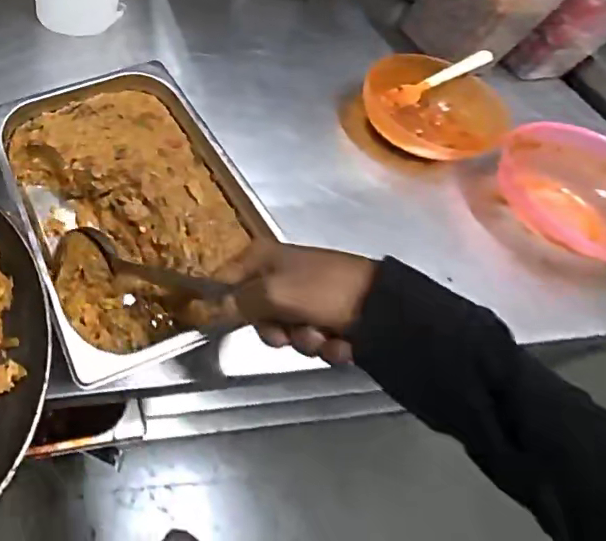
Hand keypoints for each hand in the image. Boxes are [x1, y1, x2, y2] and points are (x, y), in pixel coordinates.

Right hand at [204, 242, 377, 366]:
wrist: (387, 308)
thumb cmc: (322, 291)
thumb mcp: (273, 294)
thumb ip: (240, 302)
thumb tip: (218, 306)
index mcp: (262, 257)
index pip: (226, 279)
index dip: (224, 302)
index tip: (222, 323)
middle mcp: (280, 274)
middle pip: (258, 312)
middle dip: (275, 331)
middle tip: (288, 336)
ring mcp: (307, 297)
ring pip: (288, 330)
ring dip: (305, 342)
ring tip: (325, 339)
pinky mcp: (331, 318)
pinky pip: (315, 339)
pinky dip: (328, 347)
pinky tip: (343, 346)